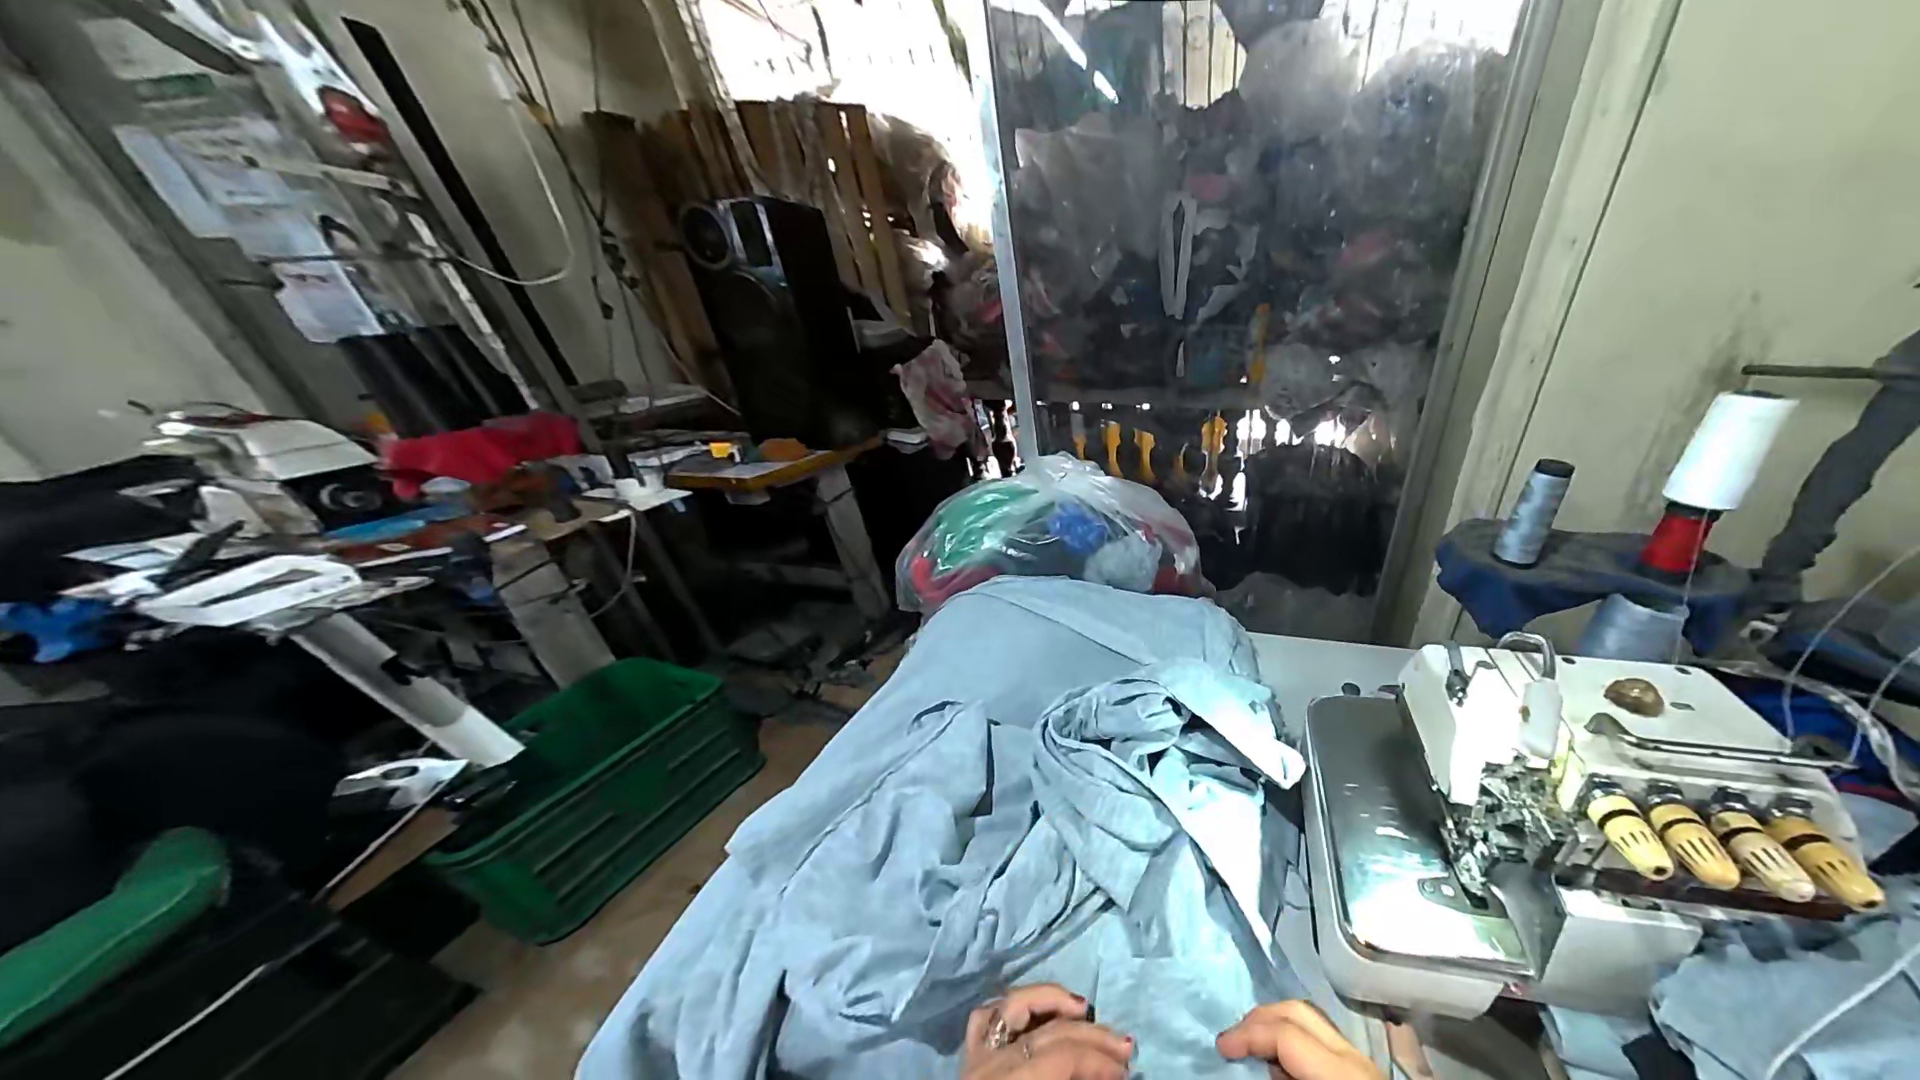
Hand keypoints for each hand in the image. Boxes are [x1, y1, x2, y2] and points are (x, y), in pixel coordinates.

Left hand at [960, 983, 1133, 1079]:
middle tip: (1125, 1046)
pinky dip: (1012, 1009)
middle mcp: (992, 1064)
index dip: (1097, 1061)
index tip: (1127, 1072)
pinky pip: (985, 1019)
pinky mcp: (968, 1059)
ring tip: (1082, 1007)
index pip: (1061, 1056)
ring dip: (1050, 1001)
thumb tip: (1109, 1079)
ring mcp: (976, 1057)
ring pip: (1013, 1006)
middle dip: (1091, 1036)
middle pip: (1047, 1032)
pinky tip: (1035, 1012)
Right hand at [1217, 1001, 1383, 1079]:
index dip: (1248, 1035)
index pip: (1287, 1034)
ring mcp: (1367, 1069)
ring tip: (1253, 1050)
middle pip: (1300, 1013)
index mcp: (1344, 1077)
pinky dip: (1296, 1044)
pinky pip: (1325, 1044)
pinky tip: (1282, 1067)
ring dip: (1277, 1027)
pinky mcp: (1367, 1078)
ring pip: (1314, 1023)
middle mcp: (1359, 1062)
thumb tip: (1250, 1069)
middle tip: (1233, 1042)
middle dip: (1260, 1020)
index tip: (1221, 1048)